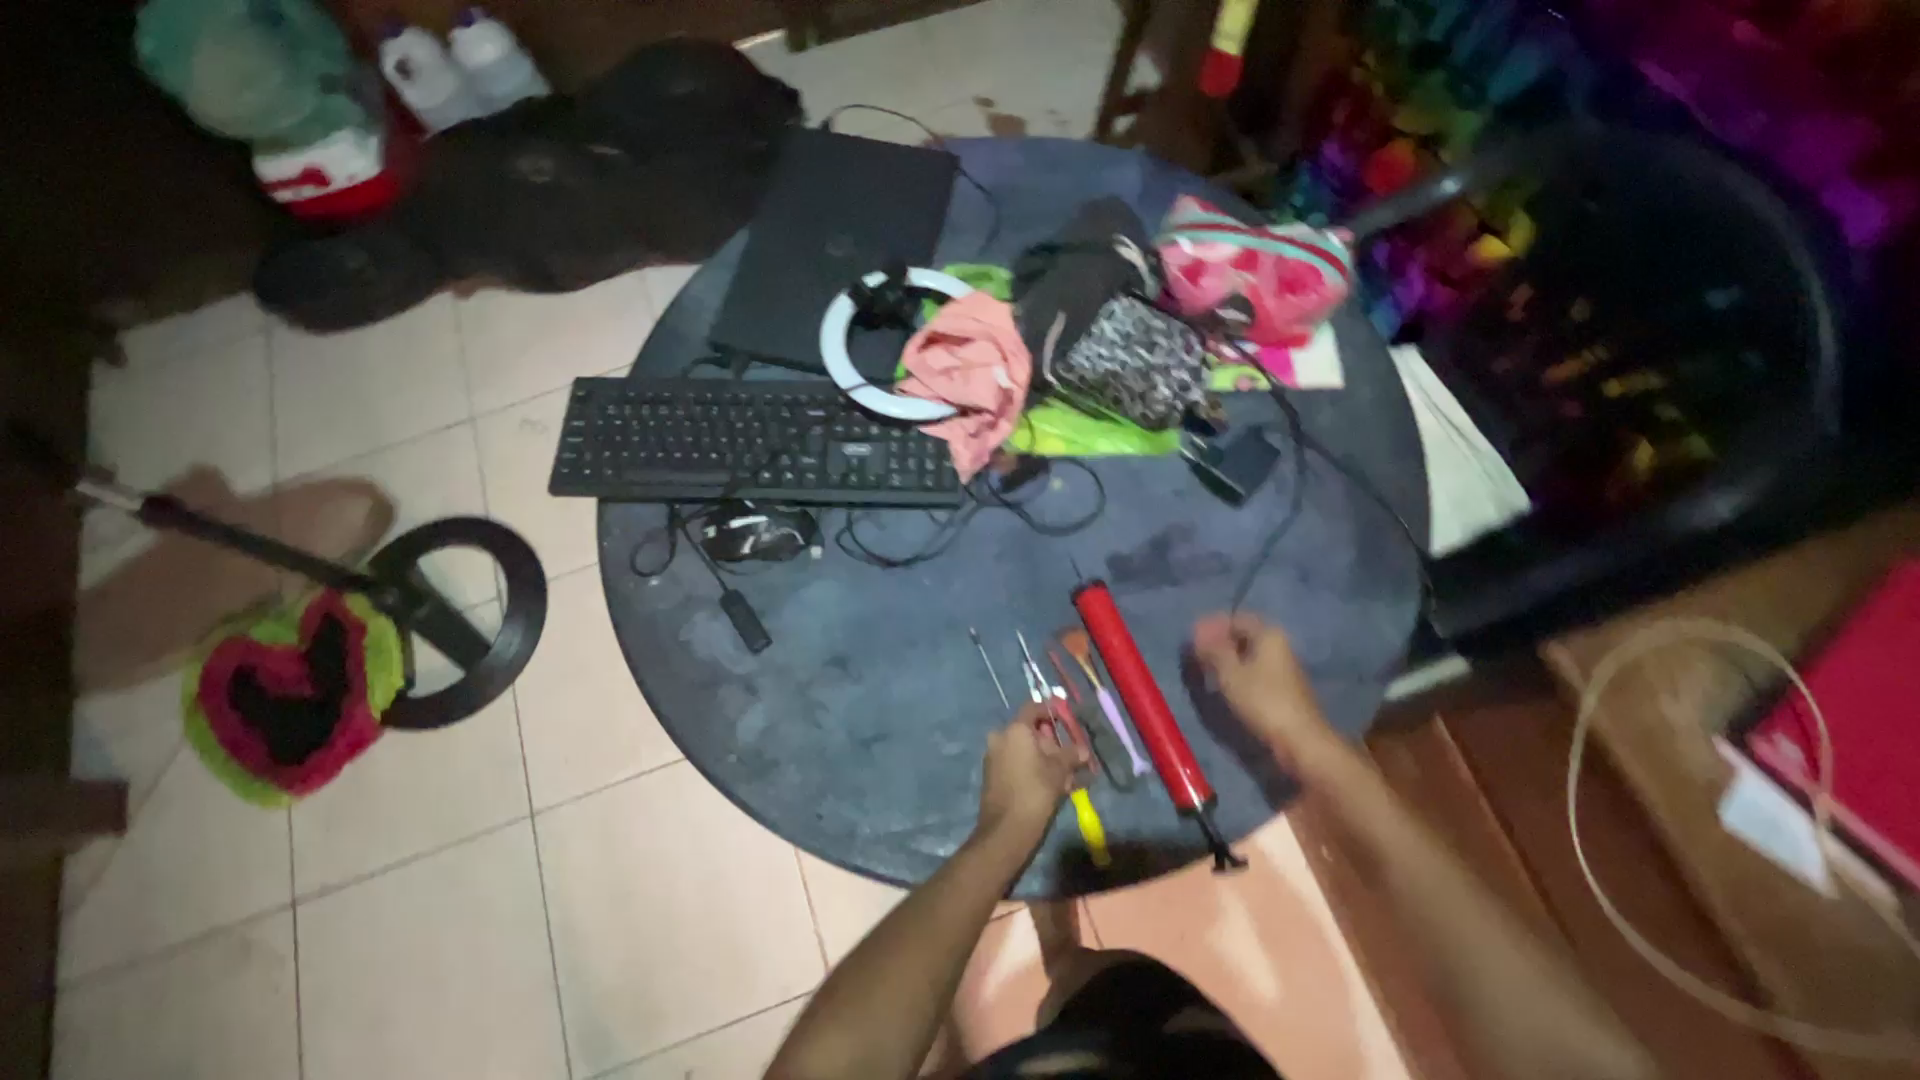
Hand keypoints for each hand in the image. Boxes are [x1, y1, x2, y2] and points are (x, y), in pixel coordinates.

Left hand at [974, 705, 1077, 847]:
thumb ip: (1072, 755)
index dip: (1051, 711)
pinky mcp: (993, 775)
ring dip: (1046, 759)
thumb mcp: (1059, 770)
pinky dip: (1034, 768)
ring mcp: (994, 757)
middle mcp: (1000, 738)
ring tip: (1067, 776)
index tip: (1067, 719)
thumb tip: (1084, 750)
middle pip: (1030, 732)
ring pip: (1025, 750)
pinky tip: (1052, 785)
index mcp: (1014, 730)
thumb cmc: (1035, 791)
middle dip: (1052, 742)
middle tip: (1071, 755)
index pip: (1033, 708)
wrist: (1006, 829)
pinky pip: (1017, 764)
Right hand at [1191, 613, 1332, 761]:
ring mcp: (1282, 667)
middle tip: (1194, 654)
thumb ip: (1213, 650)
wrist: (1299, 740)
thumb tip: (1197, 631)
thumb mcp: (1230, 673)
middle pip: (1243, 636)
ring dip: (1226, 659)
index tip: (1191, 638)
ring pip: (1248, 655)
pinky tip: (1223, 684)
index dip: (1212, 626)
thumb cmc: (1262, 700)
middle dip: (1218, 642)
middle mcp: (1279, 645)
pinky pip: (1254, 671)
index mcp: (1269, 635)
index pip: (1236, 619)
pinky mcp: (1282, 687)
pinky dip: (1236, 672)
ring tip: (1204, 670)